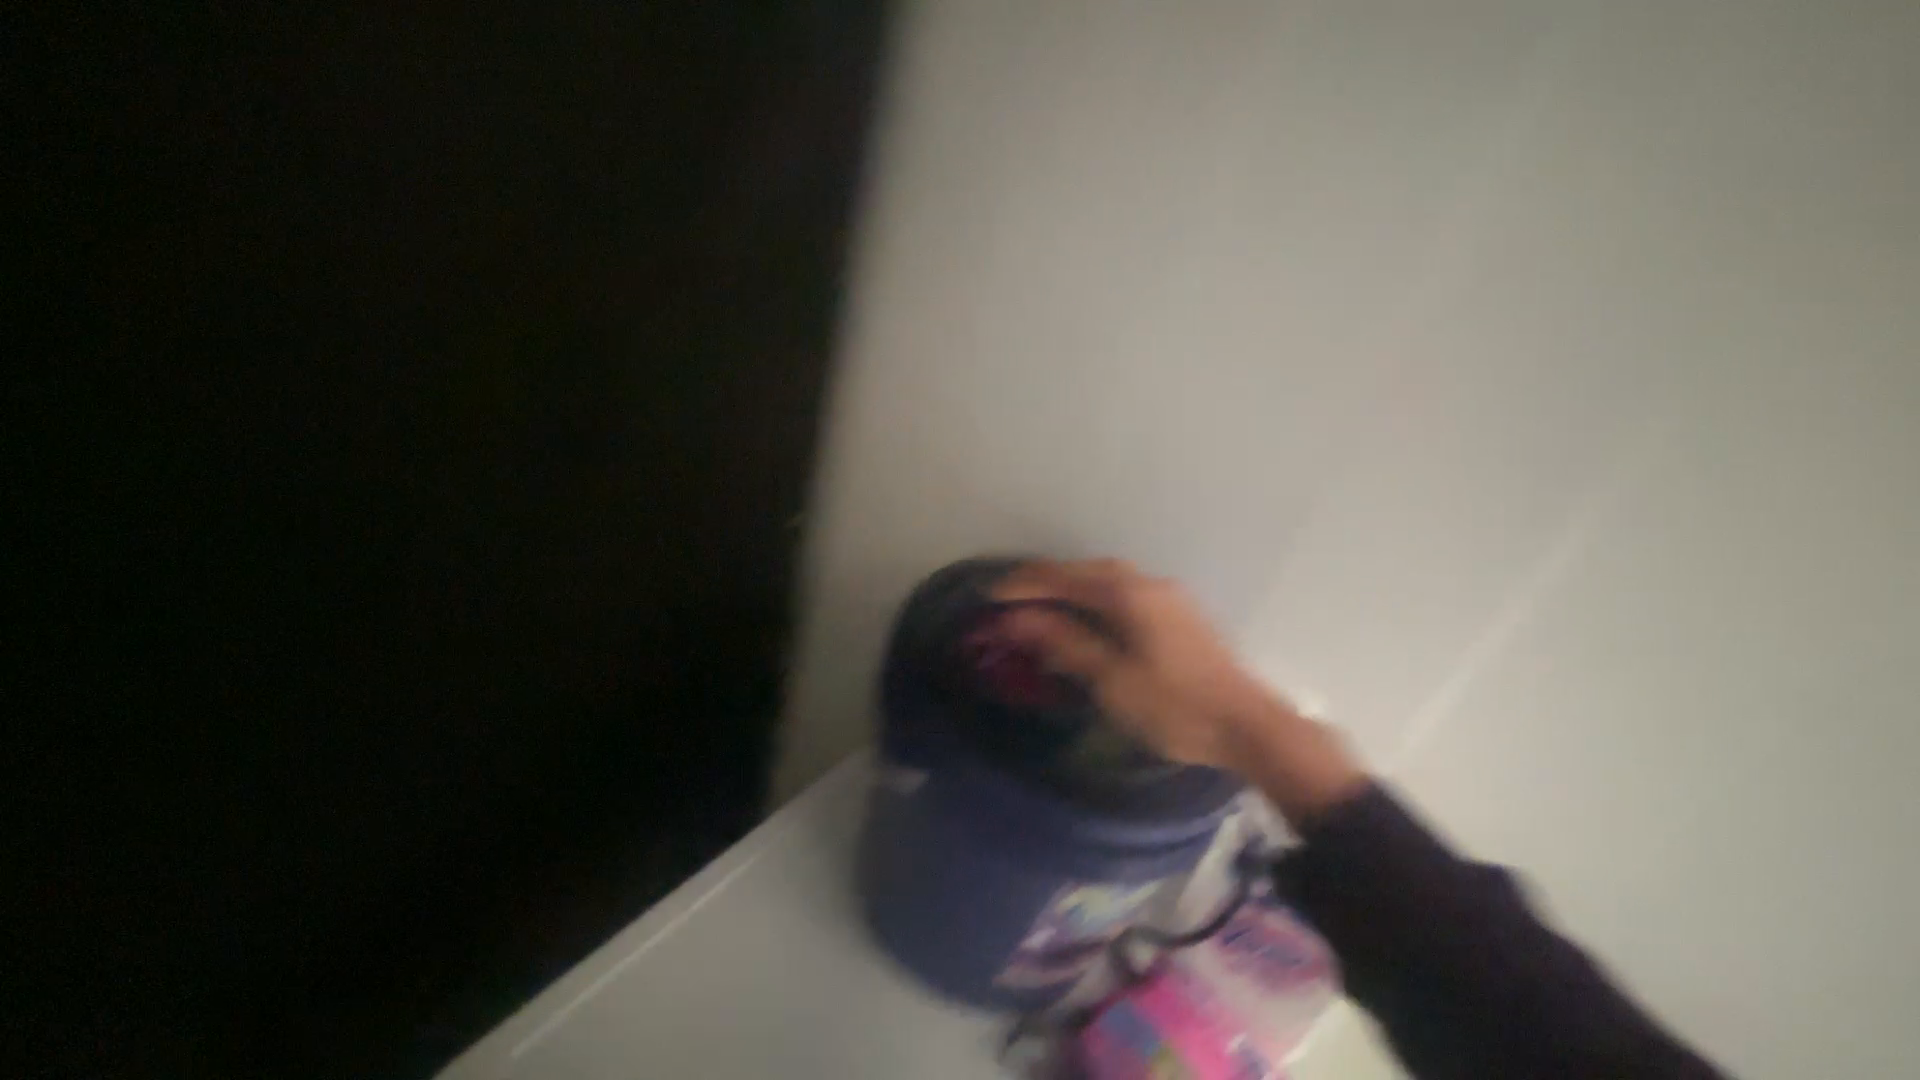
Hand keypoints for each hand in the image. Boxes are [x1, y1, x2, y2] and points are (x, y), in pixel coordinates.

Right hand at [993, 558, 1367, 823]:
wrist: (1249, 726)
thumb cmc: (1173, 706)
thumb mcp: (1110, 678)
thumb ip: (1063, 642)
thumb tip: (1017, 619)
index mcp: (1127, 593)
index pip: (1061, 577)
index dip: (1021, 586)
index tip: (987, 598)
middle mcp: (1147, 583)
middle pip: (1083, 572)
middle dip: (1043, 585)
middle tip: (1008, 604)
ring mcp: (1167, 596)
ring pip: (1105, 582)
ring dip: (1069, 592)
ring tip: (1038, 612)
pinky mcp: (1178, 615)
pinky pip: (1123, 595)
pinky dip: (1093, 602)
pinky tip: (1084, 623)